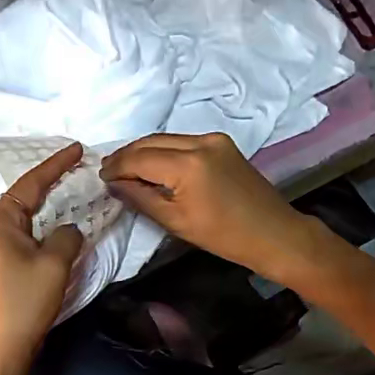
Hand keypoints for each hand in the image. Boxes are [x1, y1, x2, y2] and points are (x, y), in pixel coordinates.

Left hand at [0, 142, 87, 374]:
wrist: (2, 349)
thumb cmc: (25, 301)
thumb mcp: (55, 263)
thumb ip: (67, 234)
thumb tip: (67, 230)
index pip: (30, 183)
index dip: (56, 165)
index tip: (78, 148)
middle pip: (23, 198)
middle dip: (51, 184)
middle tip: (80, 170)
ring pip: (23, 219)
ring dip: (47, 208)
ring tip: (73, 195)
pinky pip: (21, 236)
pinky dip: (41, 229)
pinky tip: (57, 229)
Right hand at [101, 132, 323, 280]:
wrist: (273, 233)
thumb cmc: (223, 236)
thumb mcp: (175, 222)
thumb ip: (141, 198)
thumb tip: (114, 183)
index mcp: (187, 164)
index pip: (139, 158)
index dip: (116, 166)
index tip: (100, 177)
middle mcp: (200, 142)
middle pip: (150, 142)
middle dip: (126, 155)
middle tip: (107, 171)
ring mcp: (213, 139)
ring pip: (165, 138)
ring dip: (143, 151)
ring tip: (125, 169)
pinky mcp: (222, 143)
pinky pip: (183, 141)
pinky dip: (163, 151)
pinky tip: (153, 165)